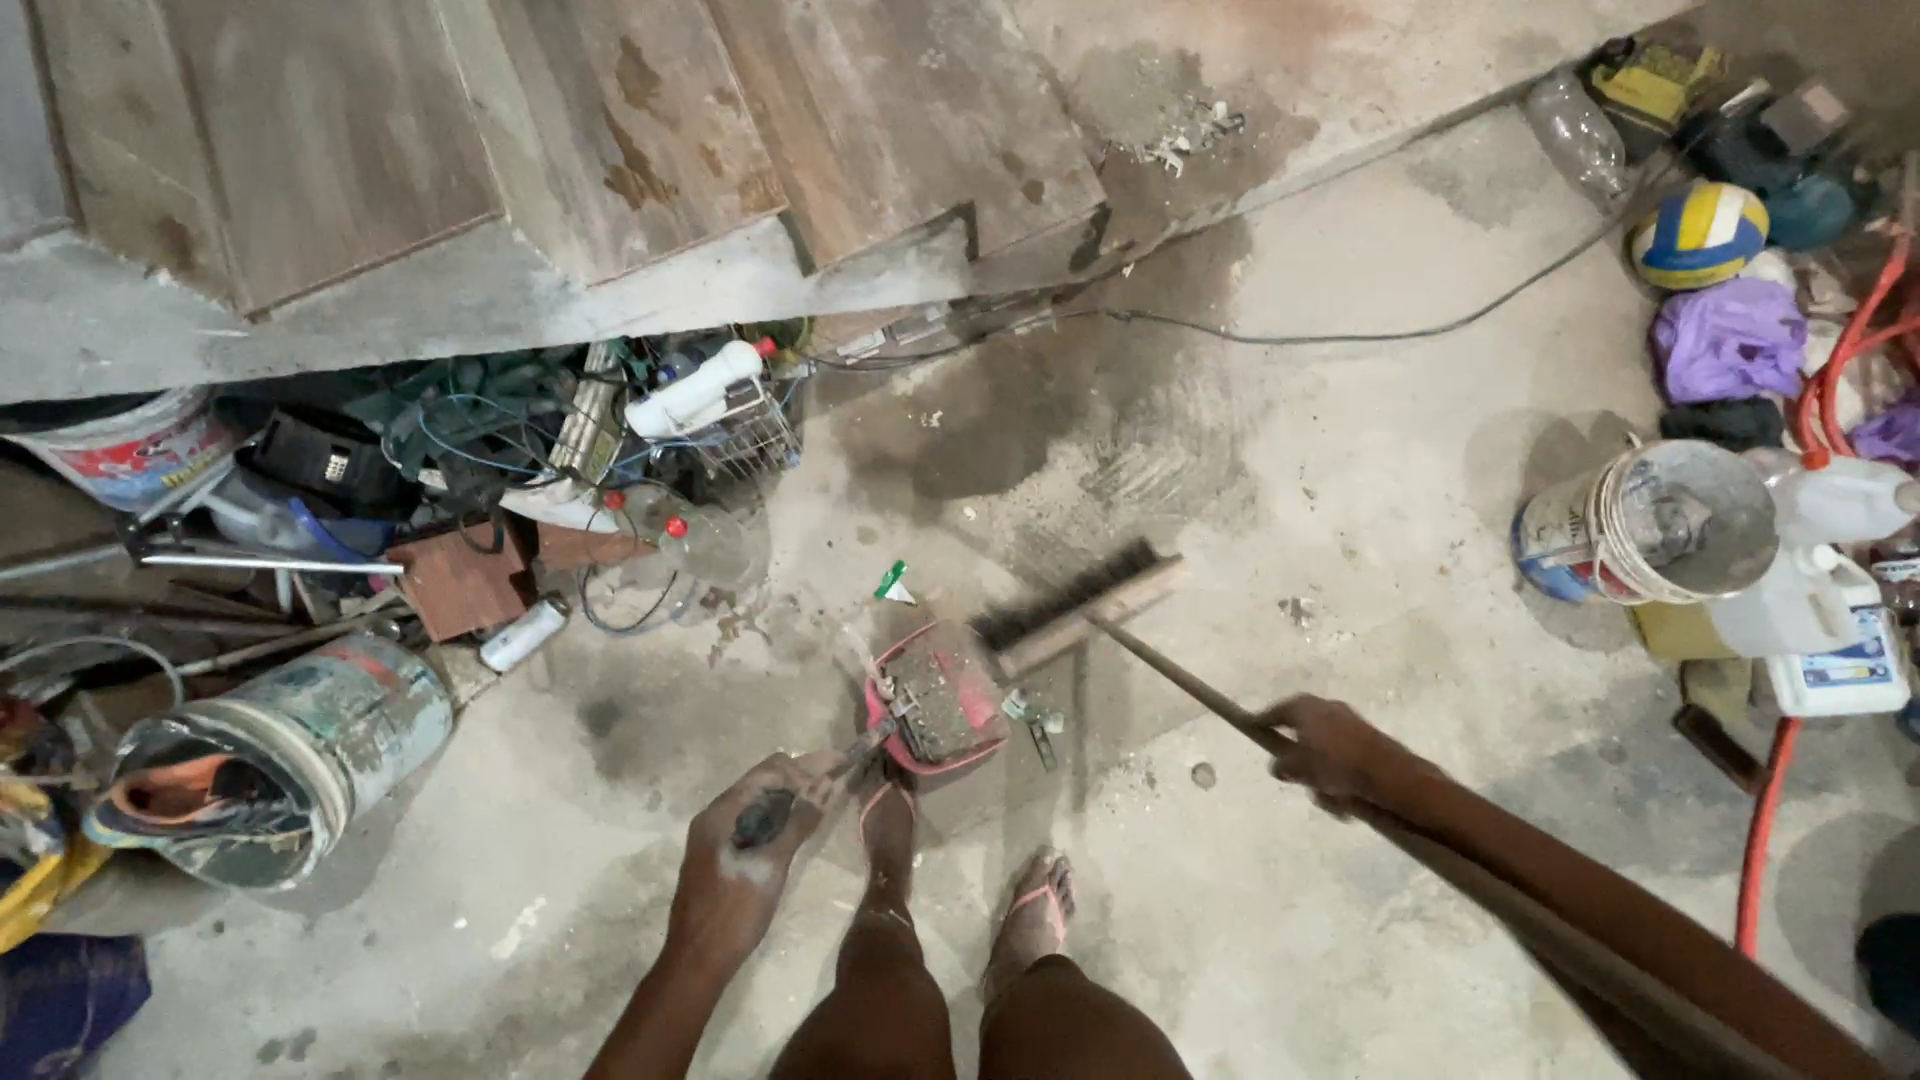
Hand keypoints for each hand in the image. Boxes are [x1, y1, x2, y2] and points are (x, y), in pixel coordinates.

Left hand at [666, 751, 843, 965]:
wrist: (696, 963)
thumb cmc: (732, 913)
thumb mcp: (770, 866)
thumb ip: (797, 822)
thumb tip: (825, 784)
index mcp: (721, 812)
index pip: (769, 771)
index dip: (805, 765)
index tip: (838, 763)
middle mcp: (716, 816)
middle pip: (764, 782)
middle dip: (802, 775)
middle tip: (839, 771)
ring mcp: (718, 835)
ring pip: (761, 801)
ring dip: (793, 794)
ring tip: (827, 789)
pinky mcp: (723, 853)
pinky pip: (756, 820)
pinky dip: (780, 815)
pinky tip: (802, 818)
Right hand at [1252, 695, 1437, 812]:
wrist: (1393, 777)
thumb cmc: (1337, 766)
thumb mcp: (1300, 769)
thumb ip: (1284, 766)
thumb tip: (1278, 766)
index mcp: (1305, 707)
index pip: (1275, 712)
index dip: (1261, 722)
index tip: (1252, 729)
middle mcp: (1327, 708)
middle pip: (1301, 731)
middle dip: (1298, 758)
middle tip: (1295, 776)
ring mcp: (1350, 722)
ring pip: (1323, 749)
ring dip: (1321, 771)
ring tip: (1325, 796)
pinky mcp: (1369, 739)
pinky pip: (1343, 757)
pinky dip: (1339, 774)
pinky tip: (1344, 798)